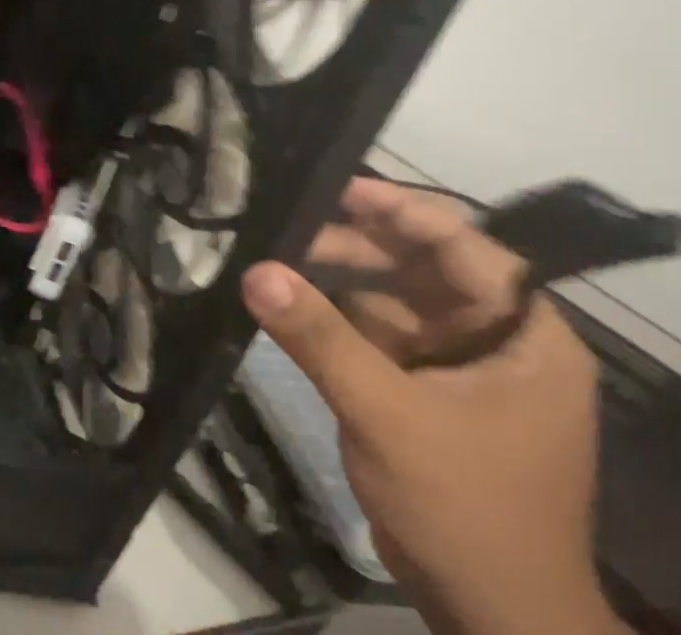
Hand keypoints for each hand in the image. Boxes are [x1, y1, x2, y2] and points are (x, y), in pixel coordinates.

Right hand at [242, 179, 624, 634]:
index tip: (334, 186)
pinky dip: (338, 324)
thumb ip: (320, 337)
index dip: (402, 212)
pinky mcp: (428, 399)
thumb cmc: (461, 499)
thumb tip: (255, 271)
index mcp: (523, 338)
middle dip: (359, 247)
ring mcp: (463, 374)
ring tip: (275, 265)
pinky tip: (290, 313)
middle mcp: (499, 346)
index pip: (467, 249)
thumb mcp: (384, 411)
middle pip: (427, 272)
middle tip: (284, 230)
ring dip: (341, 284)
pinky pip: (381, 342)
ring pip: (398, 305)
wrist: (490, 601)